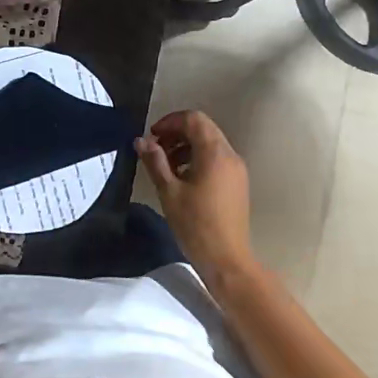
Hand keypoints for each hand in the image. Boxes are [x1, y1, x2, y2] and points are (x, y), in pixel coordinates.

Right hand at [136, 111, 255, 277]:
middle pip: (203, 128)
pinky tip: (181, 177)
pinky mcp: (236, 182)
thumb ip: (154, 161)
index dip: (170, 122)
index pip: (194, 119)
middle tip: (154, 150)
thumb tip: (141, 141)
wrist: (226, 257)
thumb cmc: (194, 223)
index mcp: (214, 154)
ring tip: (164, 165)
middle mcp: (230, 155)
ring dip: (185, 145)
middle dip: (176, 133)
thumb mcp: (168, 190)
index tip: (151, 138)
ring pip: (209, 142)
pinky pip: (215, 158)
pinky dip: (196, 158)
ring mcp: (236, 169)